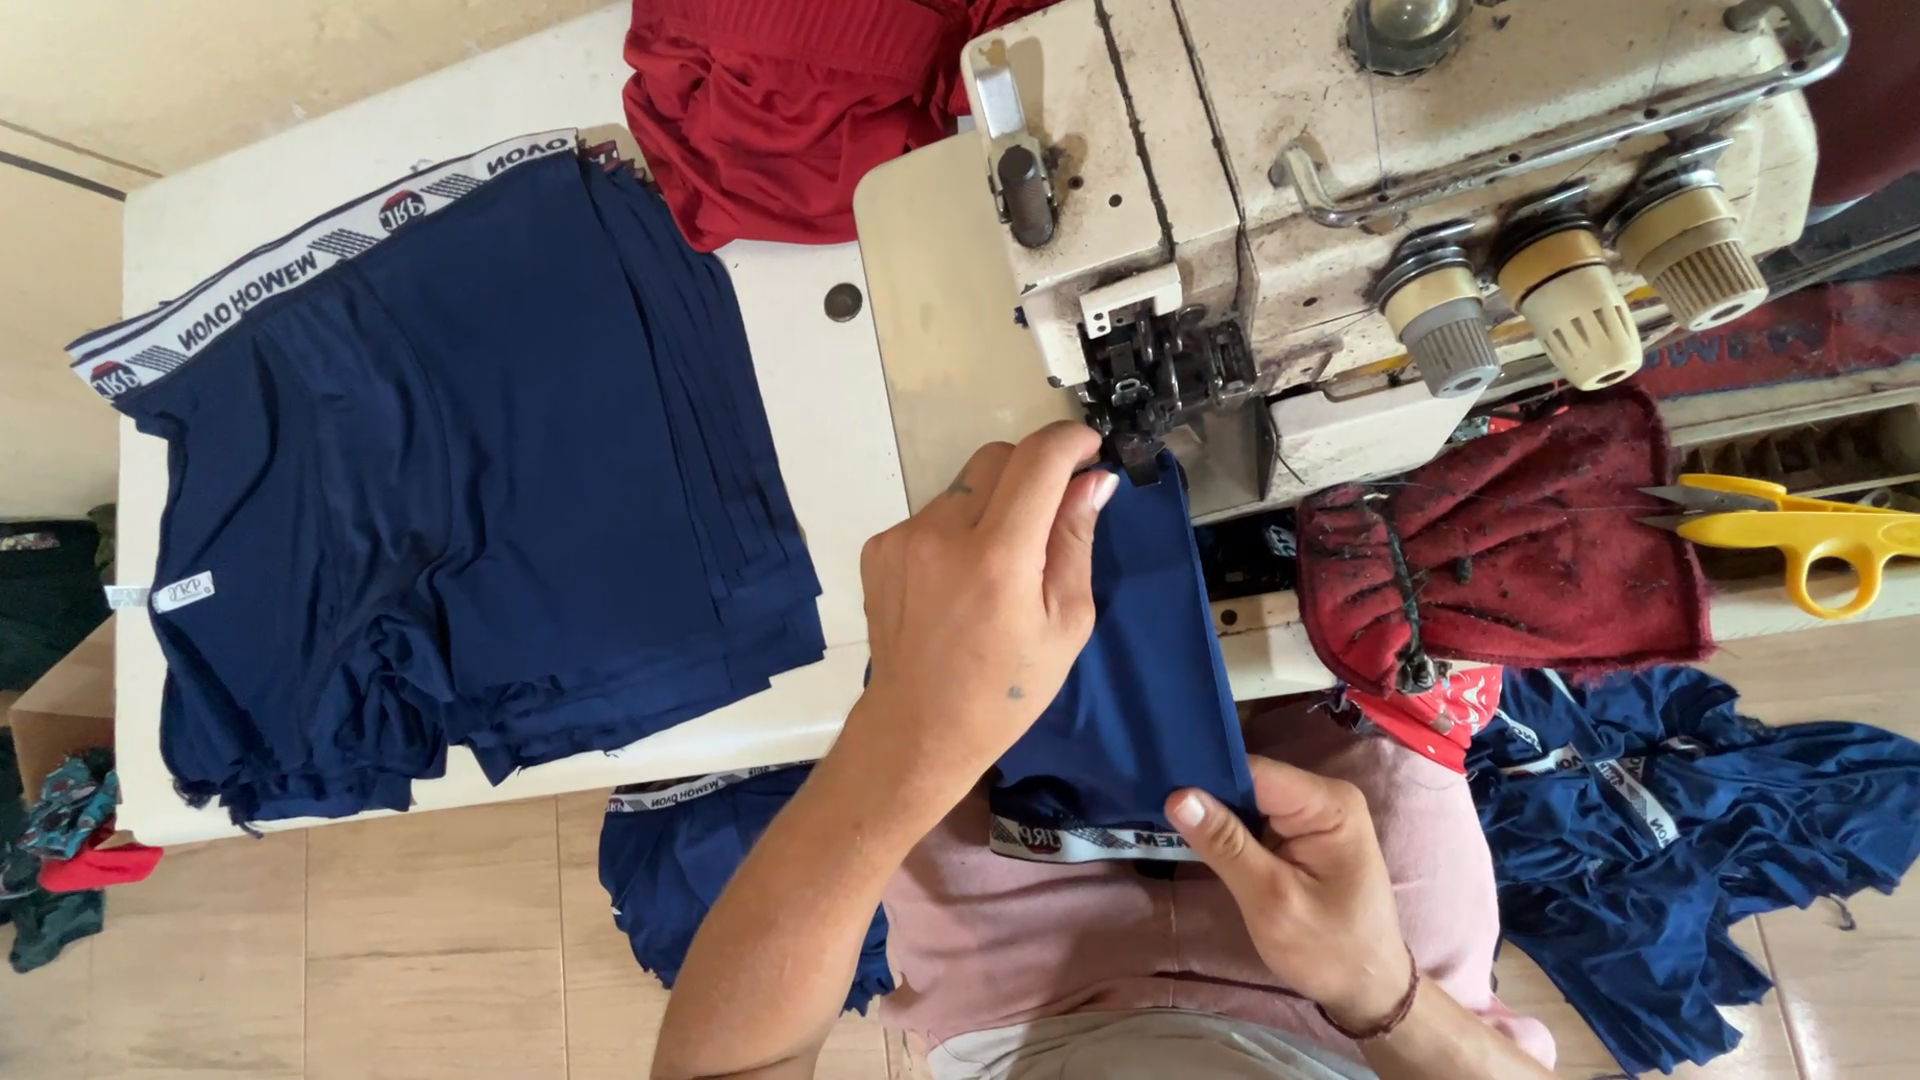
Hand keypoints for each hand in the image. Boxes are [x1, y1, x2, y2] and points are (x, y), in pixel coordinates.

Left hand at [852, 421, 1116, 776]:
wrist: (918, 727)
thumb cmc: (1005, 690)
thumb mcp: (1065, 623)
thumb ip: (1076, 541)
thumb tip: (1093, 480)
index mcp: (997, 558)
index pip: (1038, 459)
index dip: (1071, 442)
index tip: (1089, 451)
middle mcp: (941, 534)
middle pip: (996, 456)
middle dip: (1032, 471)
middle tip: (1047, 516)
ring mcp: (902, 538)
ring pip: (963, 484)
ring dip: (992, 503)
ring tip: (995, 565)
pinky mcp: (878, 547)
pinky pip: (932, 512)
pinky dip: (956, 528)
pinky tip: (957, 579)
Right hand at [1166, 755, 1413, 1031]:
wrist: (1368, 992)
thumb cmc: (1329, 950)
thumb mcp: (1271, 901)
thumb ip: (1225, 845)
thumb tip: (1177, 796)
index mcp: (1327, 804)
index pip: (1252, 772)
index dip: (1205, 777)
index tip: (1158, 787)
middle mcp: (1321, 795)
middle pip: (1246, 779)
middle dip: (1203, 793)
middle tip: (1152, 803)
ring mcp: (1310, 811)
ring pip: (1243, 795)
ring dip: (1209, 810)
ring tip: (1163, 815)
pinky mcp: (1297, 828)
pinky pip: (1250, 813)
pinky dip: (1223, 824)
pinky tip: (1192, 831)